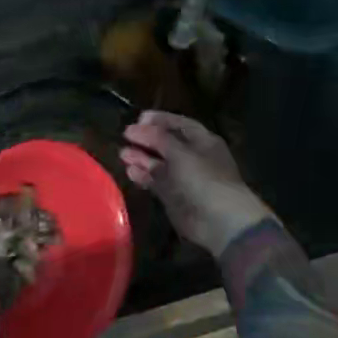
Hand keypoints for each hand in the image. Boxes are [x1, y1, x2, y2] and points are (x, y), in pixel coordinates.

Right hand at [122, 110, 276, 256]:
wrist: (216, 218)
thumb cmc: (203, 179)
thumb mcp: (181, 154)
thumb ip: (157, 139)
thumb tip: (133, 127)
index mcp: (203, 142)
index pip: (181, 125)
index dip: (161, 120)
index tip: (138, 118)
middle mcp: (192, 157)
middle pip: (166, 143)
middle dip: (146, 139)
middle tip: (125, 136)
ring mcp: (181, 177)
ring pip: (158, 163)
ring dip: (140, 157)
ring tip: (122, 154)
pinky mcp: (171, 194)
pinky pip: (154, 181)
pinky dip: (142, 175)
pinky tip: (129, 172)